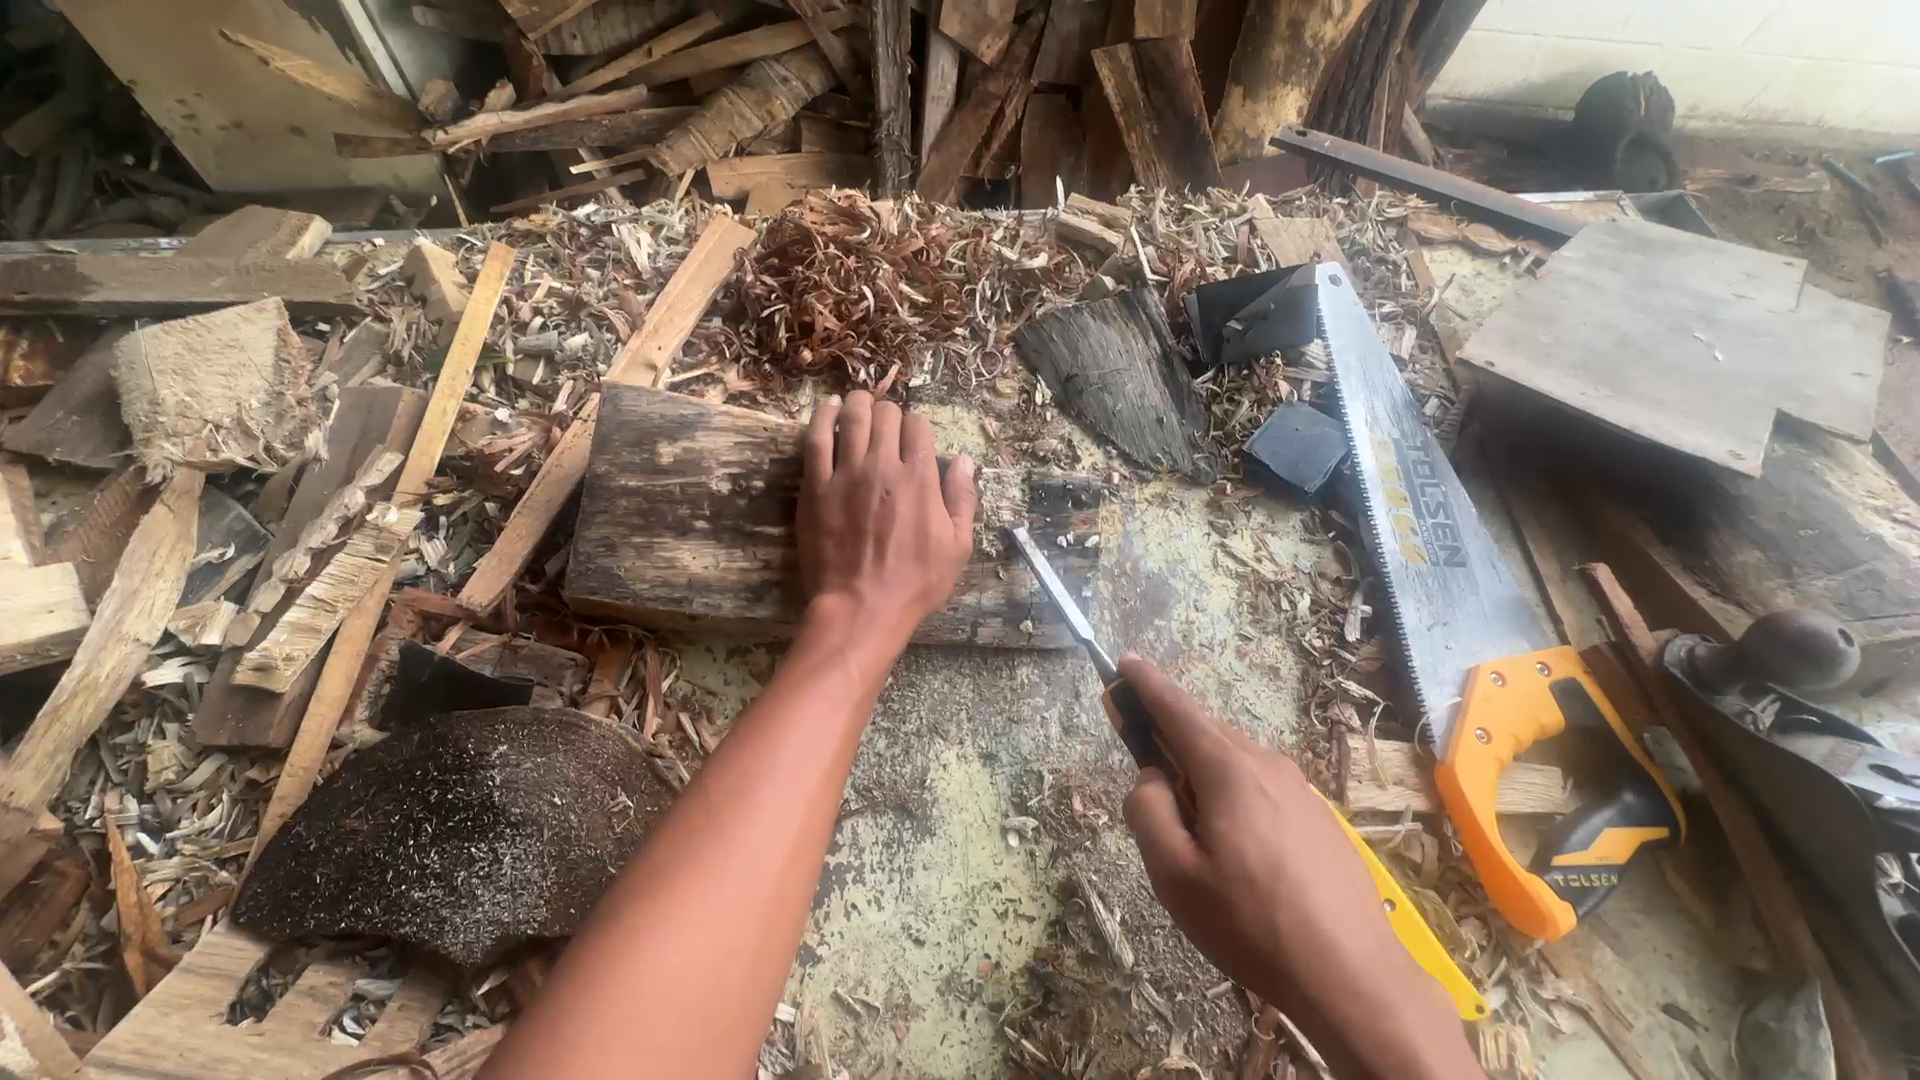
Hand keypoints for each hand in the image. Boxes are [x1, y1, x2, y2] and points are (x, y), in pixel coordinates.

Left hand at [797, 391, 977, 646]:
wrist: (861, 608)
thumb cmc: (915, 583)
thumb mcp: (957, 547)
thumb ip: (962, 500)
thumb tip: (965, 462)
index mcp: (919, 479)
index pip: (918, 427)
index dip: (917, 425)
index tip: (914, 436)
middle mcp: (883, 467)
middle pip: (886, 416)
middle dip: (889, 411)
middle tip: (886, 419)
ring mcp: (846, 474)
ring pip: (852, 419)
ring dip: (858, 404)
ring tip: (858, 401)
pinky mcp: (815, 487)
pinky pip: (817, 439)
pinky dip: (823, 417)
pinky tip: (827, 408)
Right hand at [1119, 656, 1481, 1079]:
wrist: (1353, 976)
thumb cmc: (1251, 923)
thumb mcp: (1174, 874)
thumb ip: (1148, 811)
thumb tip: (1151, 775)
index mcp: (1228, 770)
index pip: (1178, 710)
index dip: (1147, 685)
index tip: (1126, 661)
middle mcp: (1267, 765)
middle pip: (1206, 735)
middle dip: (1174, 745)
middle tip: (1156, 796)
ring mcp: (1300, 790)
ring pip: (1236, 763)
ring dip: (1205, 779)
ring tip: (1200, 843)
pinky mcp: (1319, 817)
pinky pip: (1262, 788)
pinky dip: (1235, 798)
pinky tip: (1241, 856)